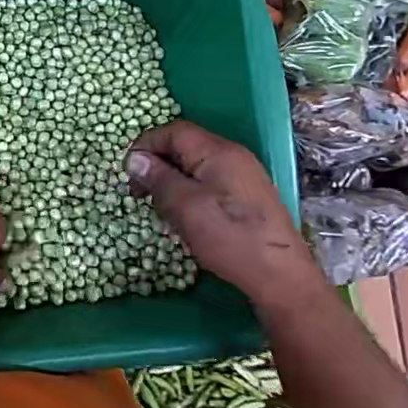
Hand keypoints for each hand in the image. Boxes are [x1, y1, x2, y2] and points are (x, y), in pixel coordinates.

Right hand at [127, 120, 325, 307]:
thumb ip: (158, 178)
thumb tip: (135, 159)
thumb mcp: (185, 206)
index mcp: (218, 152)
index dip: (145, 145)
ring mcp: (243, 175)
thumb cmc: (229, 238)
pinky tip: (184, 214)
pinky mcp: (247, 194)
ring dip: (171, 179)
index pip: (174, 131)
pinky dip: (188, 190)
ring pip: (195, 165)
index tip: (127, 172)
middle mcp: (233, 156)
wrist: (280, 275)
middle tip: (139, 193)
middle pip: (185, 145)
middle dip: (156, 164)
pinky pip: (208, 180)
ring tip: (159, 206)